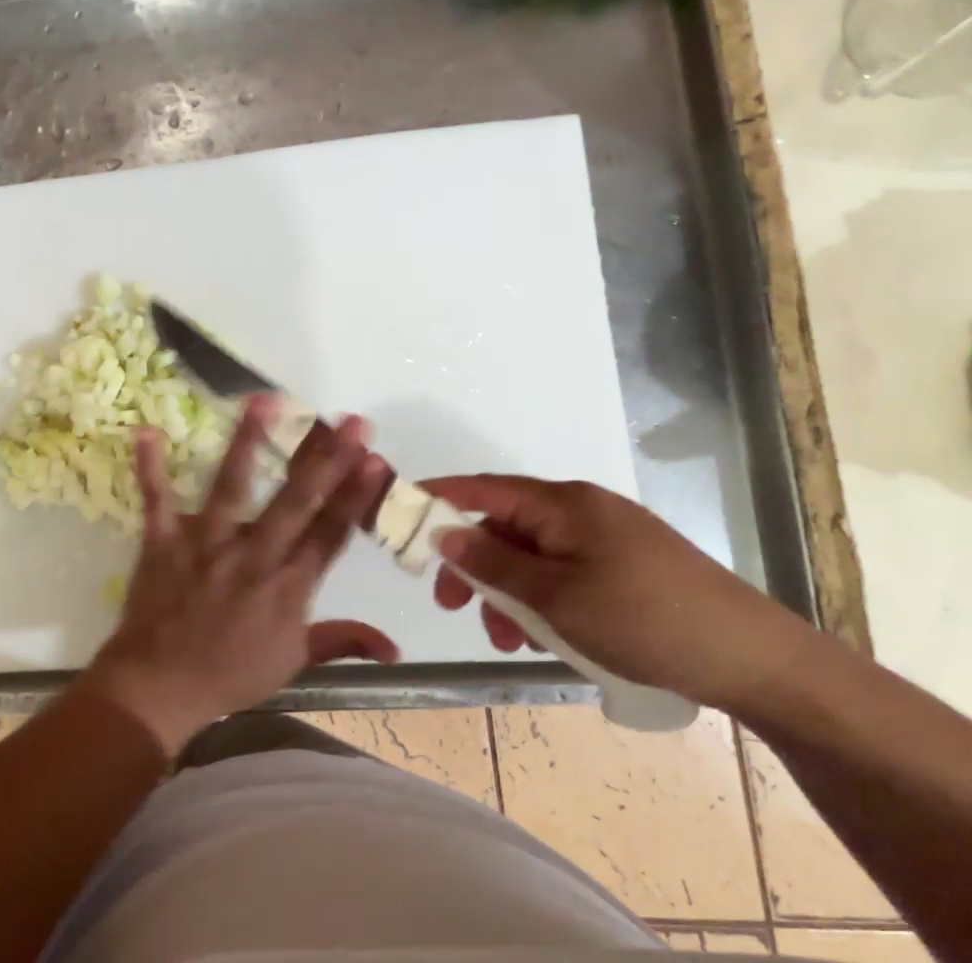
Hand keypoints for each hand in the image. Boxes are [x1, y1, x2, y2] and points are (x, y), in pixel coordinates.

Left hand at [79, 395, 399, 755]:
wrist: (160, 685)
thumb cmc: (228, 676)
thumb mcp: (292, 663)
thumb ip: (341, 642)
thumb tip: (396, 646)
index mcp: (287, 585)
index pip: (330, 533)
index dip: (356, 496)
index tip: (377, 459)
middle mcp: (252, 557)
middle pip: (295, 502)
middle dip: (326, 460)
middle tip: (351, 421)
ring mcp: (205, 546)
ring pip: (230, 487)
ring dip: (247, 444)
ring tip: (263, 401)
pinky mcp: (163, 543)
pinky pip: (156, 500)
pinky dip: (150, 467)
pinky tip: (146, 430)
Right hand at [424, 475, 814, 713]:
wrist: (756, 662)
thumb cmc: (645, 620)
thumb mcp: (554, 597)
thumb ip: (492, 563)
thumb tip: (443, 532)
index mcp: (564, 504)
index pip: (482, 488)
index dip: (435, 499)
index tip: (394, 519)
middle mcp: (582, 511)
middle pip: (502, 526)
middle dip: (471, 565)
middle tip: (452, 606)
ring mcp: (607, 540)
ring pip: (530, 557)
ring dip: (505, 594)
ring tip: (506, 640)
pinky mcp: (625, 568)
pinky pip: (560, 574)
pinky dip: (539, 602)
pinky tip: (540, 639)